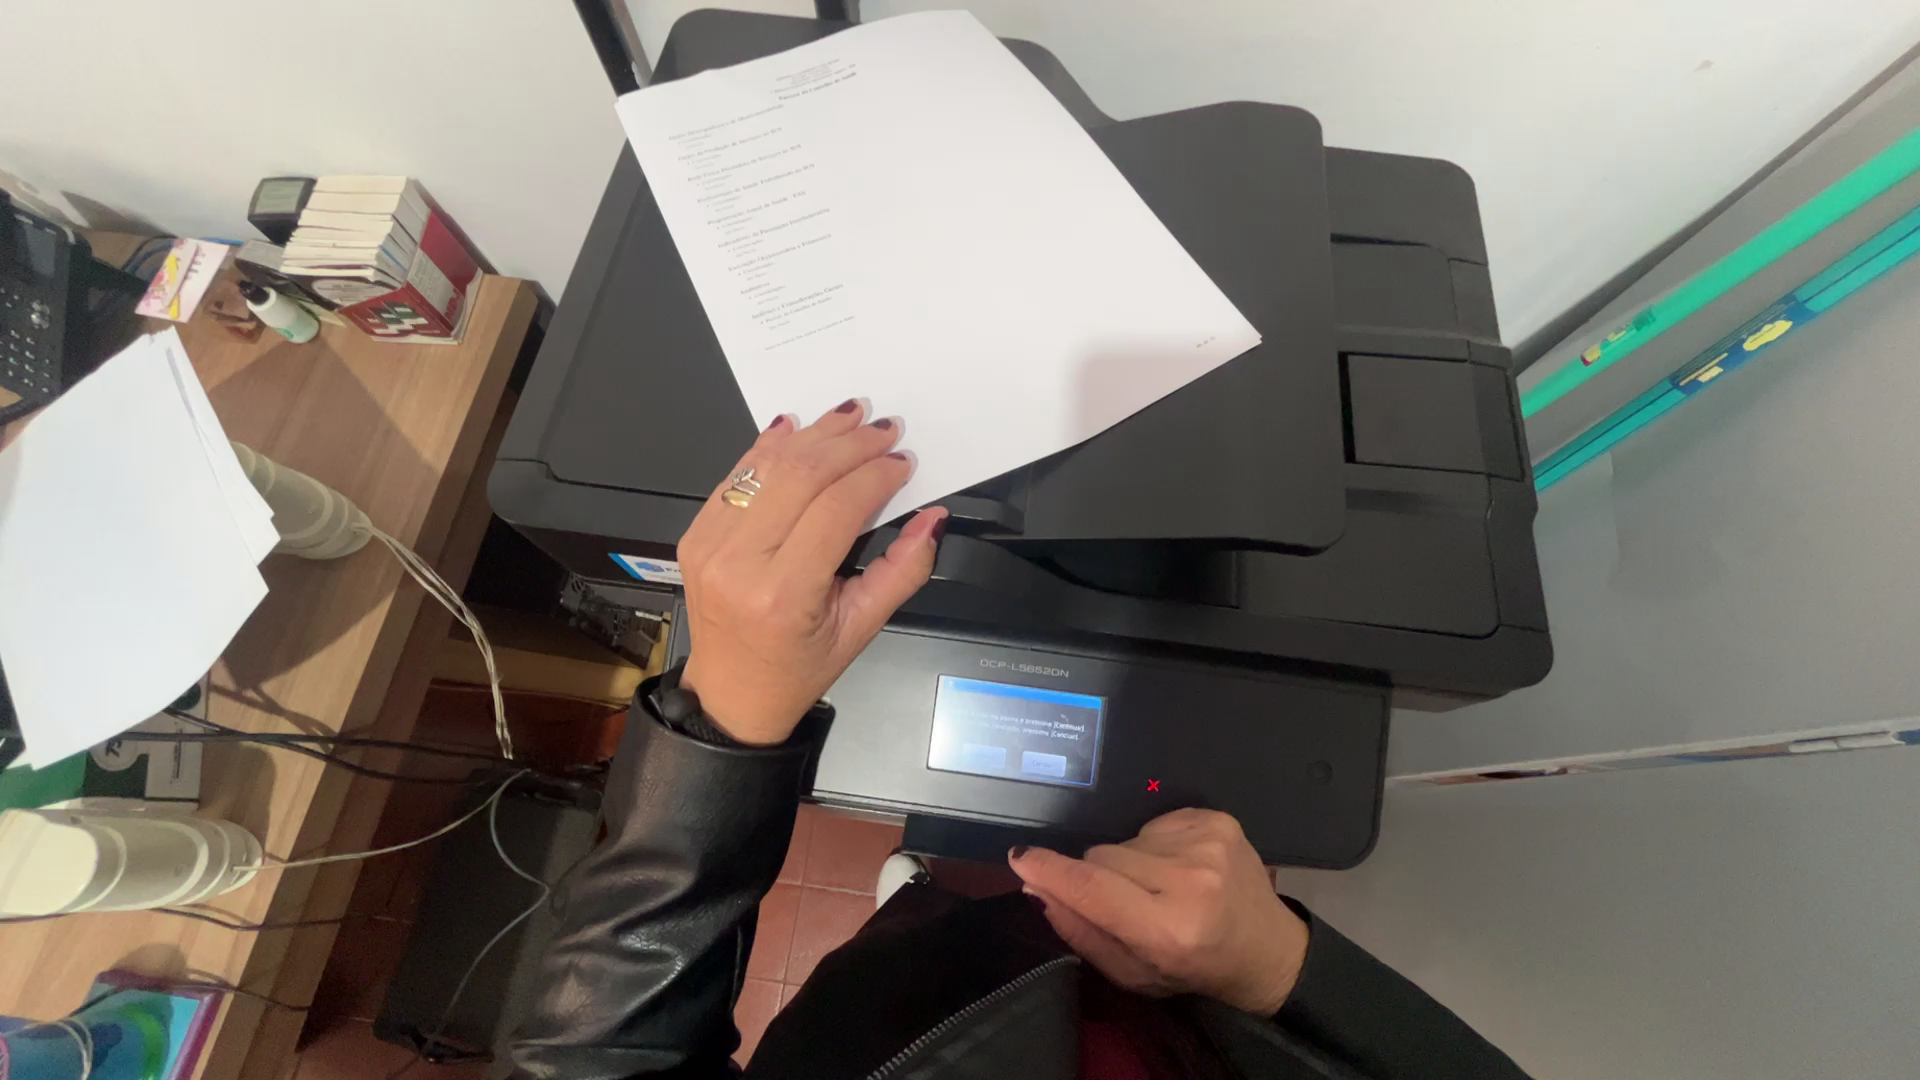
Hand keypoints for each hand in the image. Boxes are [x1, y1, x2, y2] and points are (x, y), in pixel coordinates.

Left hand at [677, 399, 947, 744]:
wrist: (733, 691)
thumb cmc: (796, 667)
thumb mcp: (862, 628)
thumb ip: (903, 571)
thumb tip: (931, 520)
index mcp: (783, 594)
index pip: (837, 508)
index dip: (875, 476)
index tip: (901, 462)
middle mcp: (739, 563)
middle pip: (802, 476)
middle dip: (850, 444)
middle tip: (884, 429)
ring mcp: (710, 545)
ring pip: (769, 467)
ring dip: (814, 435)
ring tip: (849, 416)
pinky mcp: (696, 534)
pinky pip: (737, 476)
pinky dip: (770, 447)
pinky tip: (797, 428)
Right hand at [1009, 808, 1308, 1015]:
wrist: (1266, 948)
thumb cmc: (1194, 968)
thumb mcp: (1133, 972)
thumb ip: (1080, 930)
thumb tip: (1035, 886)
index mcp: (1170, 929)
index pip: (1091, 887)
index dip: (1050, 870)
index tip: (1020, 858)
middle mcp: (1189, 881)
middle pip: (1102, 855)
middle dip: (1100, 875)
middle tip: (1128, 899)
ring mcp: (1206, 844)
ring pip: (1124, 838)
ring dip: (1131, 859)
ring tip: (1159, 884)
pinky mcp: (1215, 818)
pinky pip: (1153, 822)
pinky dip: (1156, 843)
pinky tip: (1179, 864)